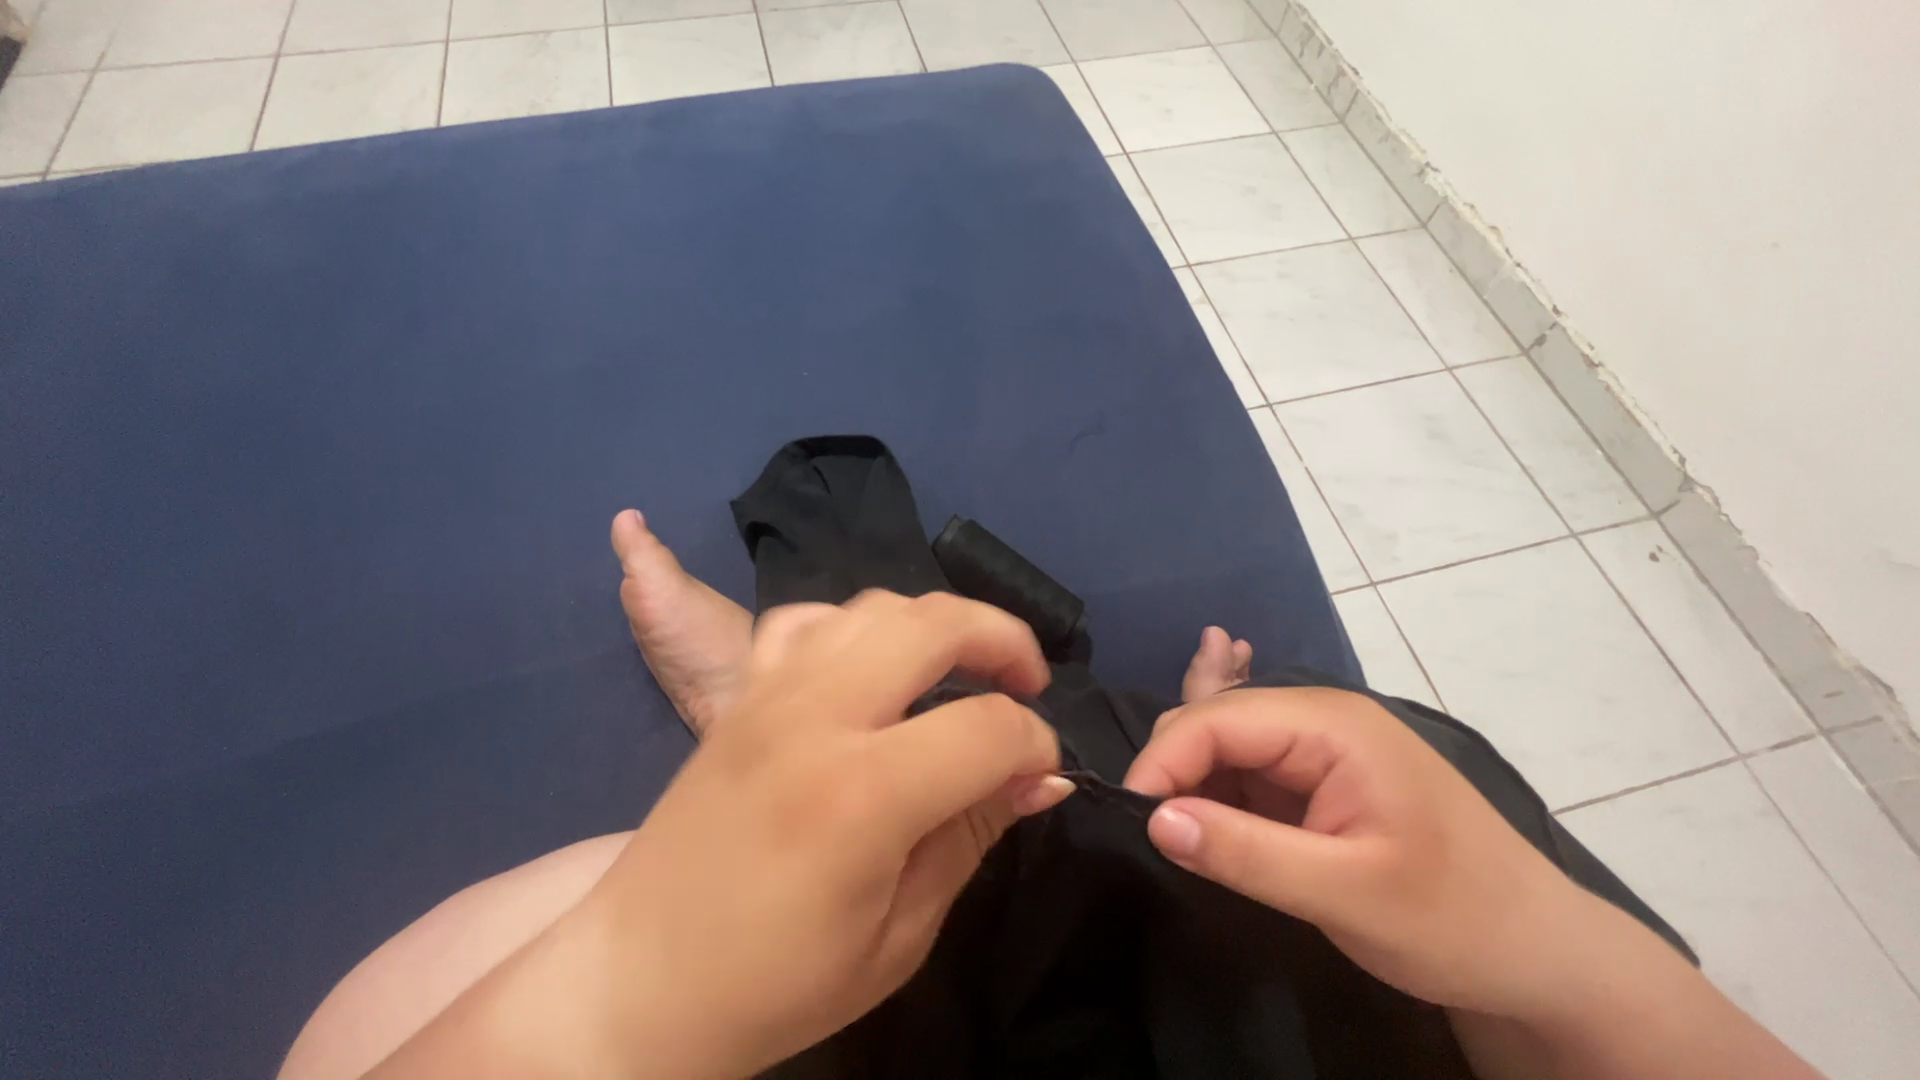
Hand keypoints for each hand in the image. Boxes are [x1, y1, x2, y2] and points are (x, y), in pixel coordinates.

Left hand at [566, 591, 1071, 1077]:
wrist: (639, 981)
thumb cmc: (776, 984)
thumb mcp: (900, 934)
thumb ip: (972, 835)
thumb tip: (1040, 778)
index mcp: (861, 793)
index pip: (986, 728)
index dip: (1037, 745)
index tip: (1042, 776)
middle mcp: (814, 717)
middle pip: (933, 623)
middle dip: (1004, 638)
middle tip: (1029, 682)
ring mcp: (769, 694)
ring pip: (874, 605)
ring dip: (936, 624)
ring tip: (961, 669)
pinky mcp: (740, 694)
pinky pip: (807, 621)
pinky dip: (857, 625)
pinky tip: (872, 666)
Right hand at [1124, 687, 1607, 1019]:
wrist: (1541, 955)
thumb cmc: (1457, 920)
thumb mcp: (1348, 894)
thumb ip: (1245, 852)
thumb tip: (1153, 819)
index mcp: (1332, 724)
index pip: (1216, 720)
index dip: (1163, 762)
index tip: (1132, 822)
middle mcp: (1320, 719)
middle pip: (1213, 723)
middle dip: (1171, 769)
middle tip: (1148, 833)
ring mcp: (1319, 748)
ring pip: (1223, 745)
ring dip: (1188, 780)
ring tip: (1158, 820)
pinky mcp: (1316, 780)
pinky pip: (1246, 768)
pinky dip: (1211, 781)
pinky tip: (1188, 783)